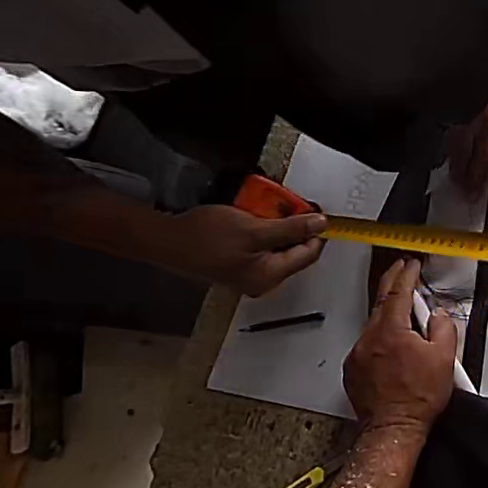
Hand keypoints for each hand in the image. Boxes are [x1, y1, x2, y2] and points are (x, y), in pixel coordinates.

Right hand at [159, 206, 326, 296]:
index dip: (317, 232)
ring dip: (282, 227)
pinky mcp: (239, 264)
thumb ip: (292, 229)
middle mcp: (263, 280)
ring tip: (277, 209)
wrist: (164, 239)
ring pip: (280, 247)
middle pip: (296, 252)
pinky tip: (260, 216)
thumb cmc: (207, 236)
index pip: (309, 254)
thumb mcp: (256, 229)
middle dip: (297, 228)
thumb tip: (322, 224)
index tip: (317, 211)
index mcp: (270, 276)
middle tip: (295, 206)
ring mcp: (250, 273)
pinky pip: (264, 246)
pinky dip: (266, 230)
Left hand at [344, 259, 458, 432]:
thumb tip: (438, 315)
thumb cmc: (418, 398)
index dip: (406, 274)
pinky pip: (368, 344)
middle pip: (382, 304)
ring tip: (408, 319)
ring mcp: (358, 355)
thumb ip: (443, 327)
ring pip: (375, 325)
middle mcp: (370, 339)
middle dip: (393, 285)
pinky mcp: (353, 370)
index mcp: (392, 332)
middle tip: (402, 273)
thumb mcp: (444, 356)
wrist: (394, 428)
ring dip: (390, 316)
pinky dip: (381, 338)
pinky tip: (395, 347)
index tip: (410, 264)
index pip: (398, 292)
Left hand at [447, 63, 487, 200]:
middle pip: (487, 158)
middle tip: (479, 198)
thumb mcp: (448, 92)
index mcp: (471, 114)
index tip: (459, 185)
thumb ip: (447, 120)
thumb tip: (445, 143)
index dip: (461, 172)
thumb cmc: (471, 61)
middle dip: (482, 180)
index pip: (464, 153)